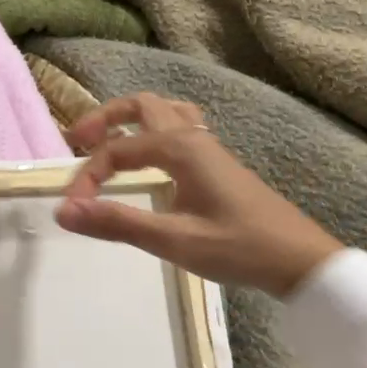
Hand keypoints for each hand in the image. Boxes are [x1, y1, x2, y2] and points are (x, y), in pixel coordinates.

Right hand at [54, 94, 344, 297]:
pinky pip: (178, 130)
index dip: (88, 176)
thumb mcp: (174, 240)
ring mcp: (209, 150)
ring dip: (130, 120)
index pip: (117, 150)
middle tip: (76, 142)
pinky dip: (151, 134)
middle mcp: (193, 139)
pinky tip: (147, 161)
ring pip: (164, 113)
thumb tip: (64, 211)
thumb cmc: (239, 248)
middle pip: (142, 106)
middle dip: (104, 119)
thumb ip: (117, 223)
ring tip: (106, 142)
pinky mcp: (217, 165)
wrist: (302, 261)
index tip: (74, 208)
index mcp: (181, 150)